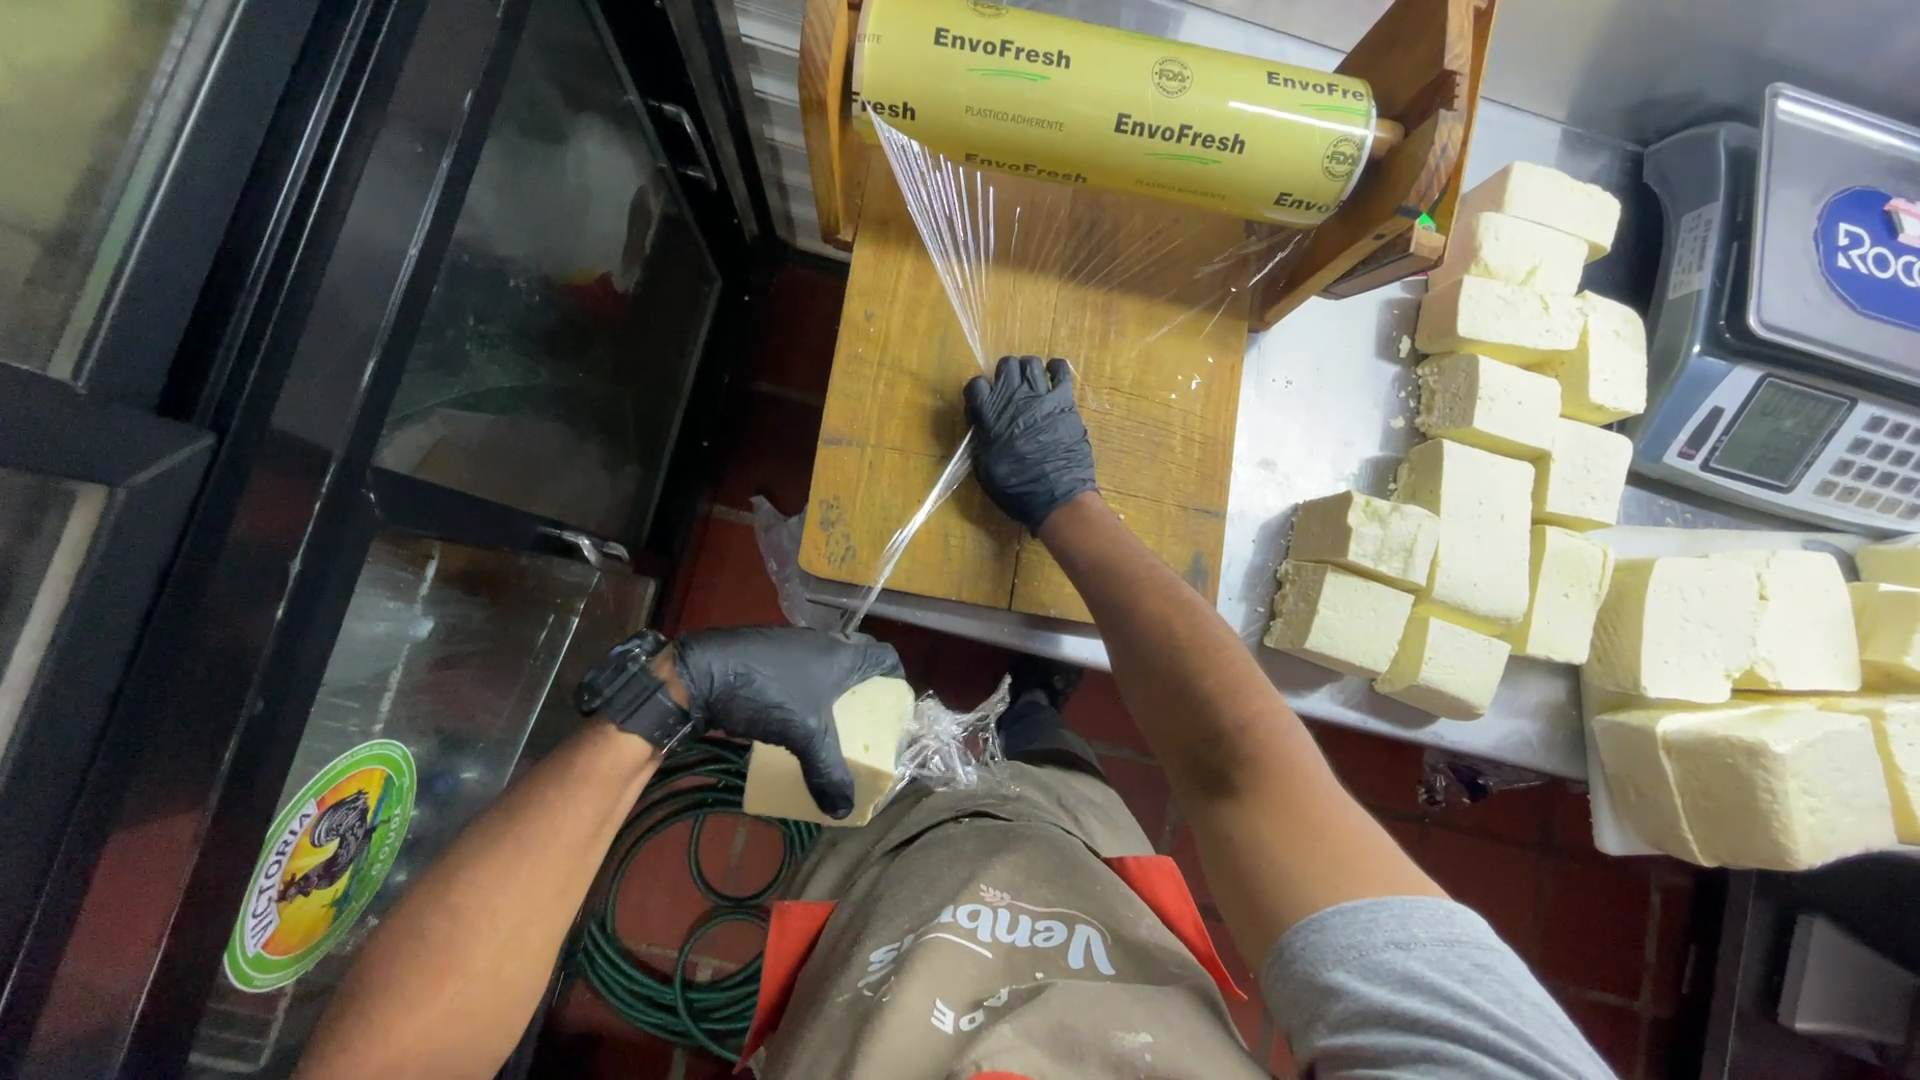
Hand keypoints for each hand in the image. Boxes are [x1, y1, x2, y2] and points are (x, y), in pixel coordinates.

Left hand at [671, 627, 903, 818]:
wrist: (702, 671)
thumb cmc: (766, 693)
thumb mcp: (804, 736)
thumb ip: (828, 772)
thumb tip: (845, 810)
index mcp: (842, 655)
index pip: (885, 657)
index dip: (897, 679)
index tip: (897, 705)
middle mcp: (823, 644)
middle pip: (858, 659)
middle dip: (866, 687)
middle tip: (866, 717)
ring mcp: (793, 647)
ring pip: (826, 666)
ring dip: (833, 690)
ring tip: (833, 724)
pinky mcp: (767, 656)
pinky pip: (800, 673)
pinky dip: (806, 692)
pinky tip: (794, 719)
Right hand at [963, 355, 1097, 531]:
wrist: (1055, 496)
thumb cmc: (1015, 487)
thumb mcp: (984, 465)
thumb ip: (981, 437)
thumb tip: (982, 423)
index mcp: (989, 414)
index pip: (975, 384)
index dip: (978, 393)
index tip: (983, 405)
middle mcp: (1012, 397)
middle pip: (1005, 365)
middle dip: (1005, 374)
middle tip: (1009, 391)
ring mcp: (1040, 396)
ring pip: (1032, 363)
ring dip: (1028, 370)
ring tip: (1030, 384)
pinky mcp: (1064, 400)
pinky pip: (1061, 371)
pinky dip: (1056, 368)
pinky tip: (1053, 374)